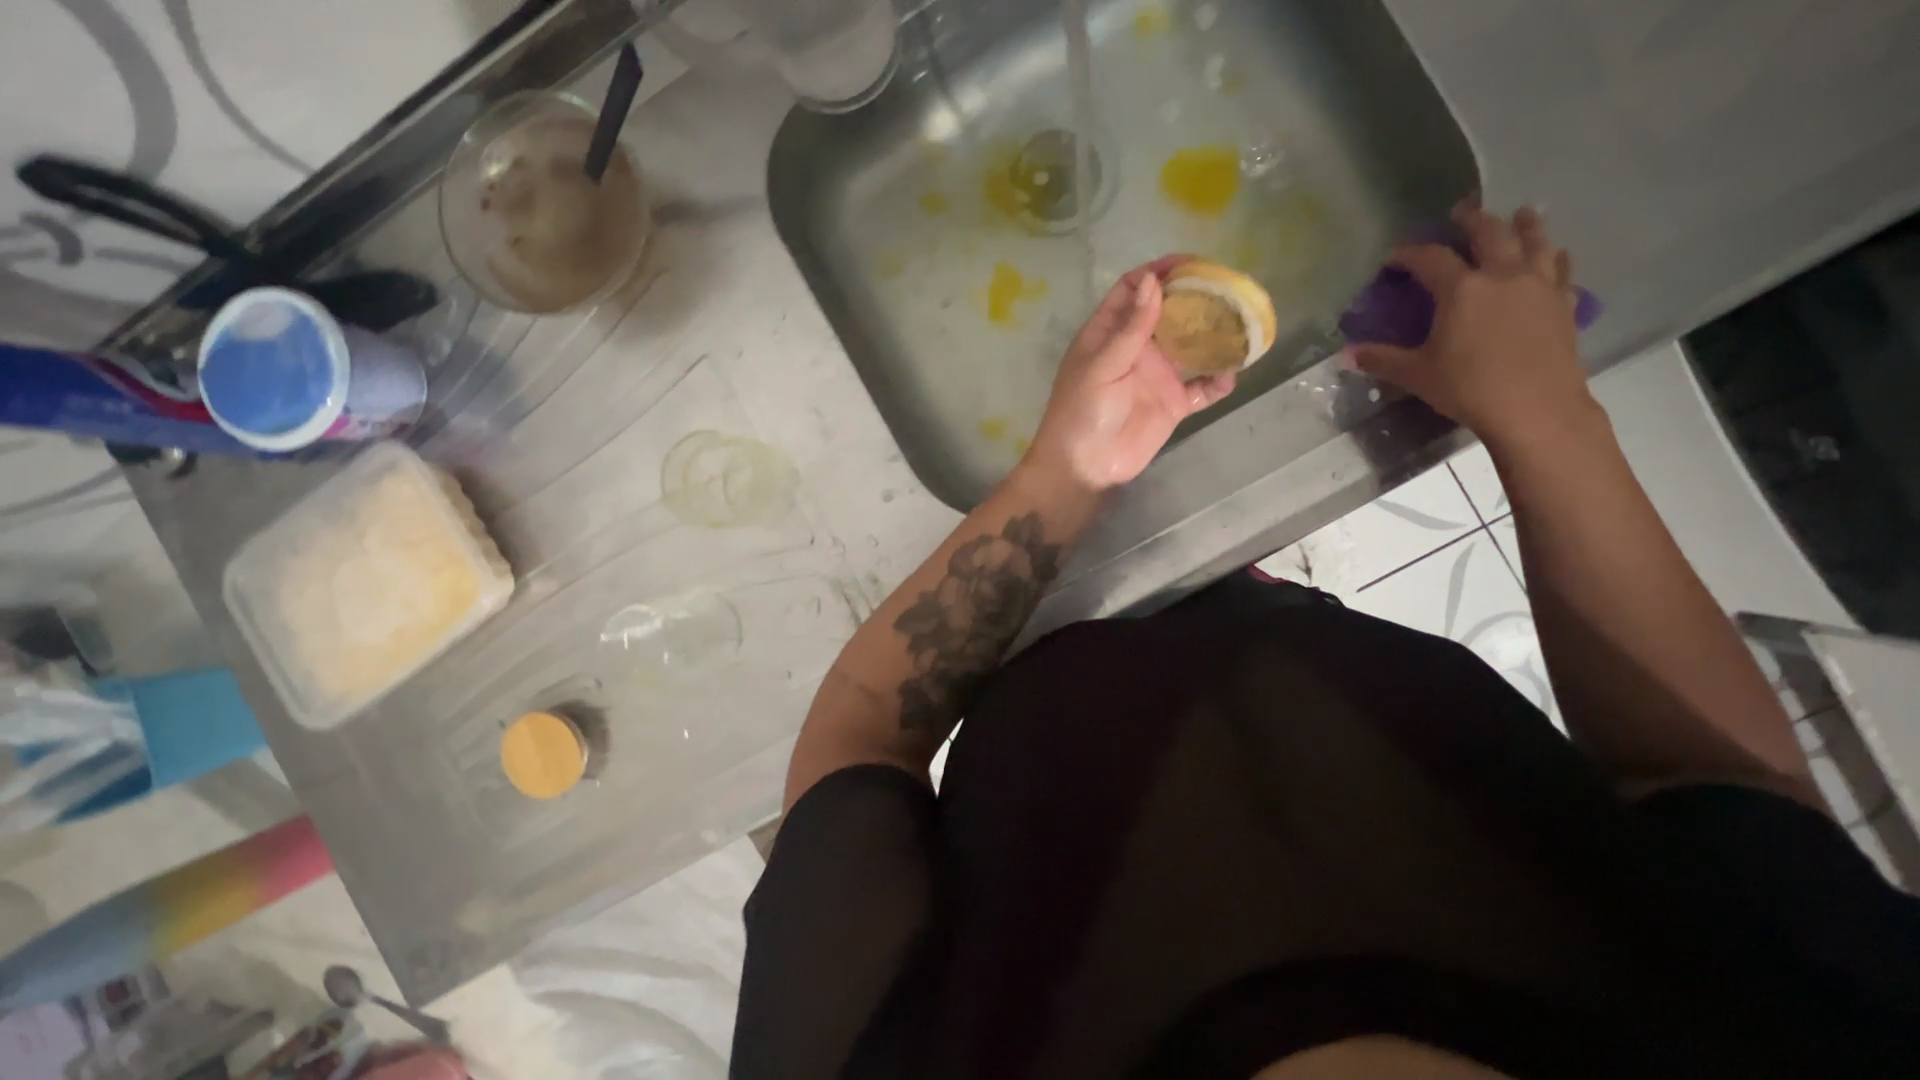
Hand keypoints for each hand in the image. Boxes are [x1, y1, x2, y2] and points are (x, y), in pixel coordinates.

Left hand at [1023, 257, 1236, 493]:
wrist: (1084, 467)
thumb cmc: (1081, 412)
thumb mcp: (1101, 365)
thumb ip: (1130, 327)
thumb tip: (1153, 281)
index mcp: (1108, 333)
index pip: (1134, 290)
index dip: (1158, 272)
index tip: (1190, 262)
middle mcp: (1136, 348)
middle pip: (1169, 312)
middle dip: (1195, 297)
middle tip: (1227, 286)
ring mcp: (1157, 375)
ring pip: (1192, 346)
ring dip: (1214, 335)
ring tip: (1242, 322)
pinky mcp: (1173, 404)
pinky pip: (1202, 387)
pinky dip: (1219, 380)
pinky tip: (1232, 373)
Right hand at [1347, 203, 1599, 447]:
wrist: (1536, 409)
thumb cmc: (1469, 388)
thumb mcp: (1417, 375)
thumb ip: (1382, 360)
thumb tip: (1345, 355)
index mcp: (1461, 288)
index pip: (1430, 258)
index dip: (1409, 253)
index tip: (1394, 257)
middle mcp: (1502, 275)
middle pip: (1490, 232)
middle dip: (1472, 219)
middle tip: (1462, 211)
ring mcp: (1538, 285)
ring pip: (1535, 240)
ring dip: (1526, 224)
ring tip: (1522, 214)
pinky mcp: (1563, 303)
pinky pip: (1562, 269)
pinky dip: (1555, 257)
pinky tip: (1554, 256)